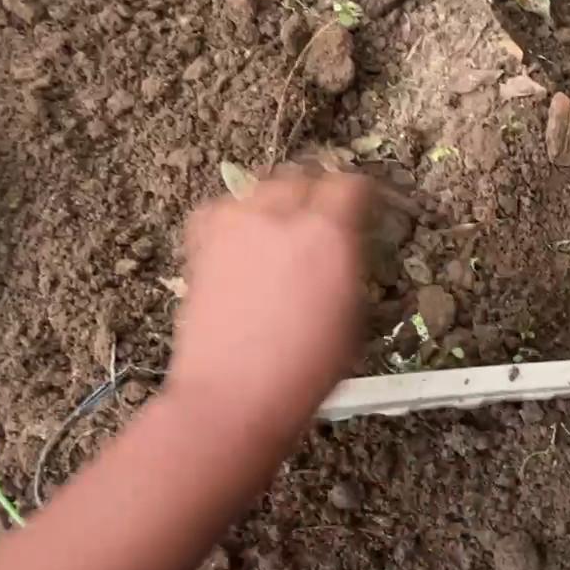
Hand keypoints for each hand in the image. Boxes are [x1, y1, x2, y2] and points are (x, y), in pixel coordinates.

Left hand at [163, 170, 371, 445]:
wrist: (238, 392)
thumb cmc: (311, 364)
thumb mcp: (357, 311)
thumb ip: (352, 262)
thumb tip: (348, 245)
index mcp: (331, 232)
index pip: (352, 184)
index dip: (363, 193)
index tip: (367, 206)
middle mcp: (282, 216)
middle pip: (305, 176)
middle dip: (320, 191)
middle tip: (328, 215)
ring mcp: (237, 225)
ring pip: (263, 185)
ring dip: (280, 198)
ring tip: (287, 224)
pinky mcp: (202, 242)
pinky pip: (224, 208)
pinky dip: (240, 214)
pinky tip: (248, 236)